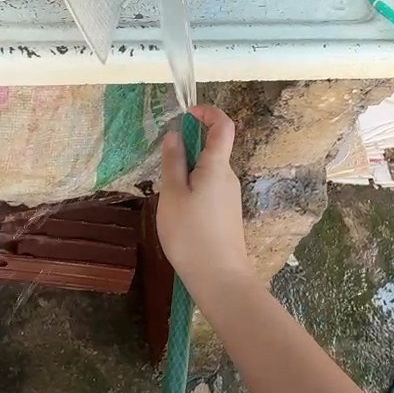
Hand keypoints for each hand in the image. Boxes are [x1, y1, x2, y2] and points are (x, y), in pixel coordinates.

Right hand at [157, 106, 251, 293]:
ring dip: (186, 174)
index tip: (186, 115)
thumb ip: (173, 162)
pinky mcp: (226, 213)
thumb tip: (176, 134)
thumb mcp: (173, 195)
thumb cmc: (191, 234)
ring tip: (169, 201)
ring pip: (207, 171)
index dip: (207, 112)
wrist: (220, 279)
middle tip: (164, 172)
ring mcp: (229, 196)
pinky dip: (191, 190)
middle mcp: (228, 177)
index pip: (223, 125)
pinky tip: (179, 216)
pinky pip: (208, 189)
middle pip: (211, 149)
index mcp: (217, 166)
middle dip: (186, 150)